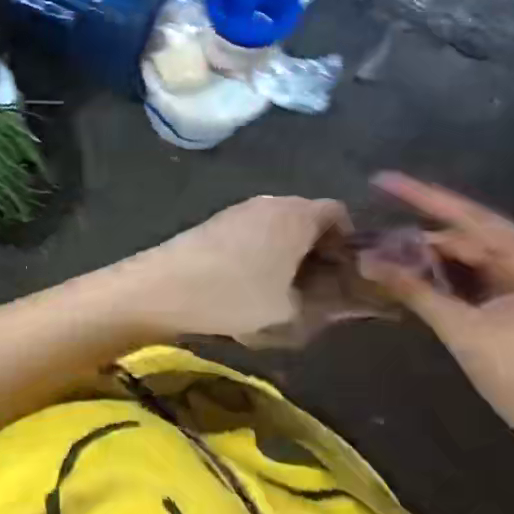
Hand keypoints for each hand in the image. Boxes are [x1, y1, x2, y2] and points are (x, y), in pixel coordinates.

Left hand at [122, 195, 349, 342]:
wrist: (165, 286)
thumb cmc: (236, 295)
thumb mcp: (291, 310)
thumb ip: (325, 303)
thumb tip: (345, 301)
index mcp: (296, 214)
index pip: (338, 213)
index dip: (348, 243)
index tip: (346, 275)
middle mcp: (269, 203)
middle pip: (308, 218)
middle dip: (319, 250)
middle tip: (319, 288)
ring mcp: (238, 209)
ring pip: (279, 226)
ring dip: (288, 252)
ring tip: (285, 291)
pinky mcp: (215, 221)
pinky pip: (253, 231)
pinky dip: (262, 251)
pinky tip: (251, 284)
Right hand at [362, 173, 513, 480]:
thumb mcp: (469, 337)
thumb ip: (417, 293)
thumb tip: (367, 260)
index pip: (475, 219)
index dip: (424, 198)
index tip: (382, 180)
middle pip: (481, 241)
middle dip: (428, 239)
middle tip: (381, 241)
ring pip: (489, 266)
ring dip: (445, 264)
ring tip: (398, 264)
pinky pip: (500, 287)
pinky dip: (465, 285)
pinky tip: (434, 290)